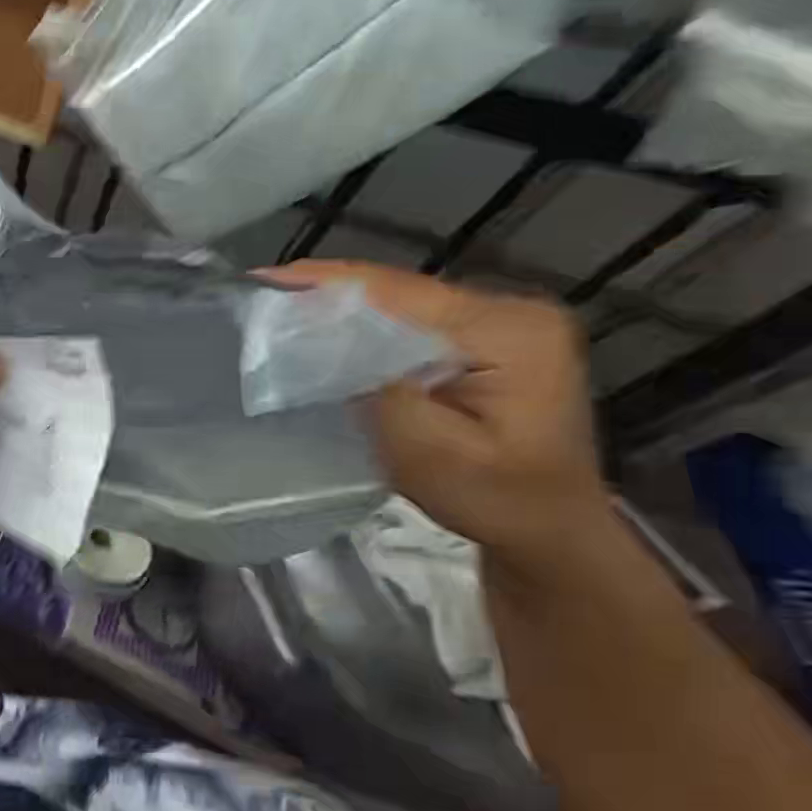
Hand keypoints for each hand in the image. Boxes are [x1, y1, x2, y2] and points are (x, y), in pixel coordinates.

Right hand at [268, 260, 612, 563]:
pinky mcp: (486, 337)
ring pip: (403, 303)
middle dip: (329, 292)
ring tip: (283, 305)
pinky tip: (329, 329)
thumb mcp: (430, 454)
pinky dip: (367, 326)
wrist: (549, 531)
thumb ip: (378, 392)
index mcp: (509, 331)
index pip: (401, 293)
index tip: (266, 279)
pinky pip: (412, 321)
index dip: (328, 283)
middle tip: (262, 294)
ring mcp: (501, 321)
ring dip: (344, 308)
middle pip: (400, 291)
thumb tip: (323, 343)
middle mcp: (509, 310)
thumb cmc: (497, 502)